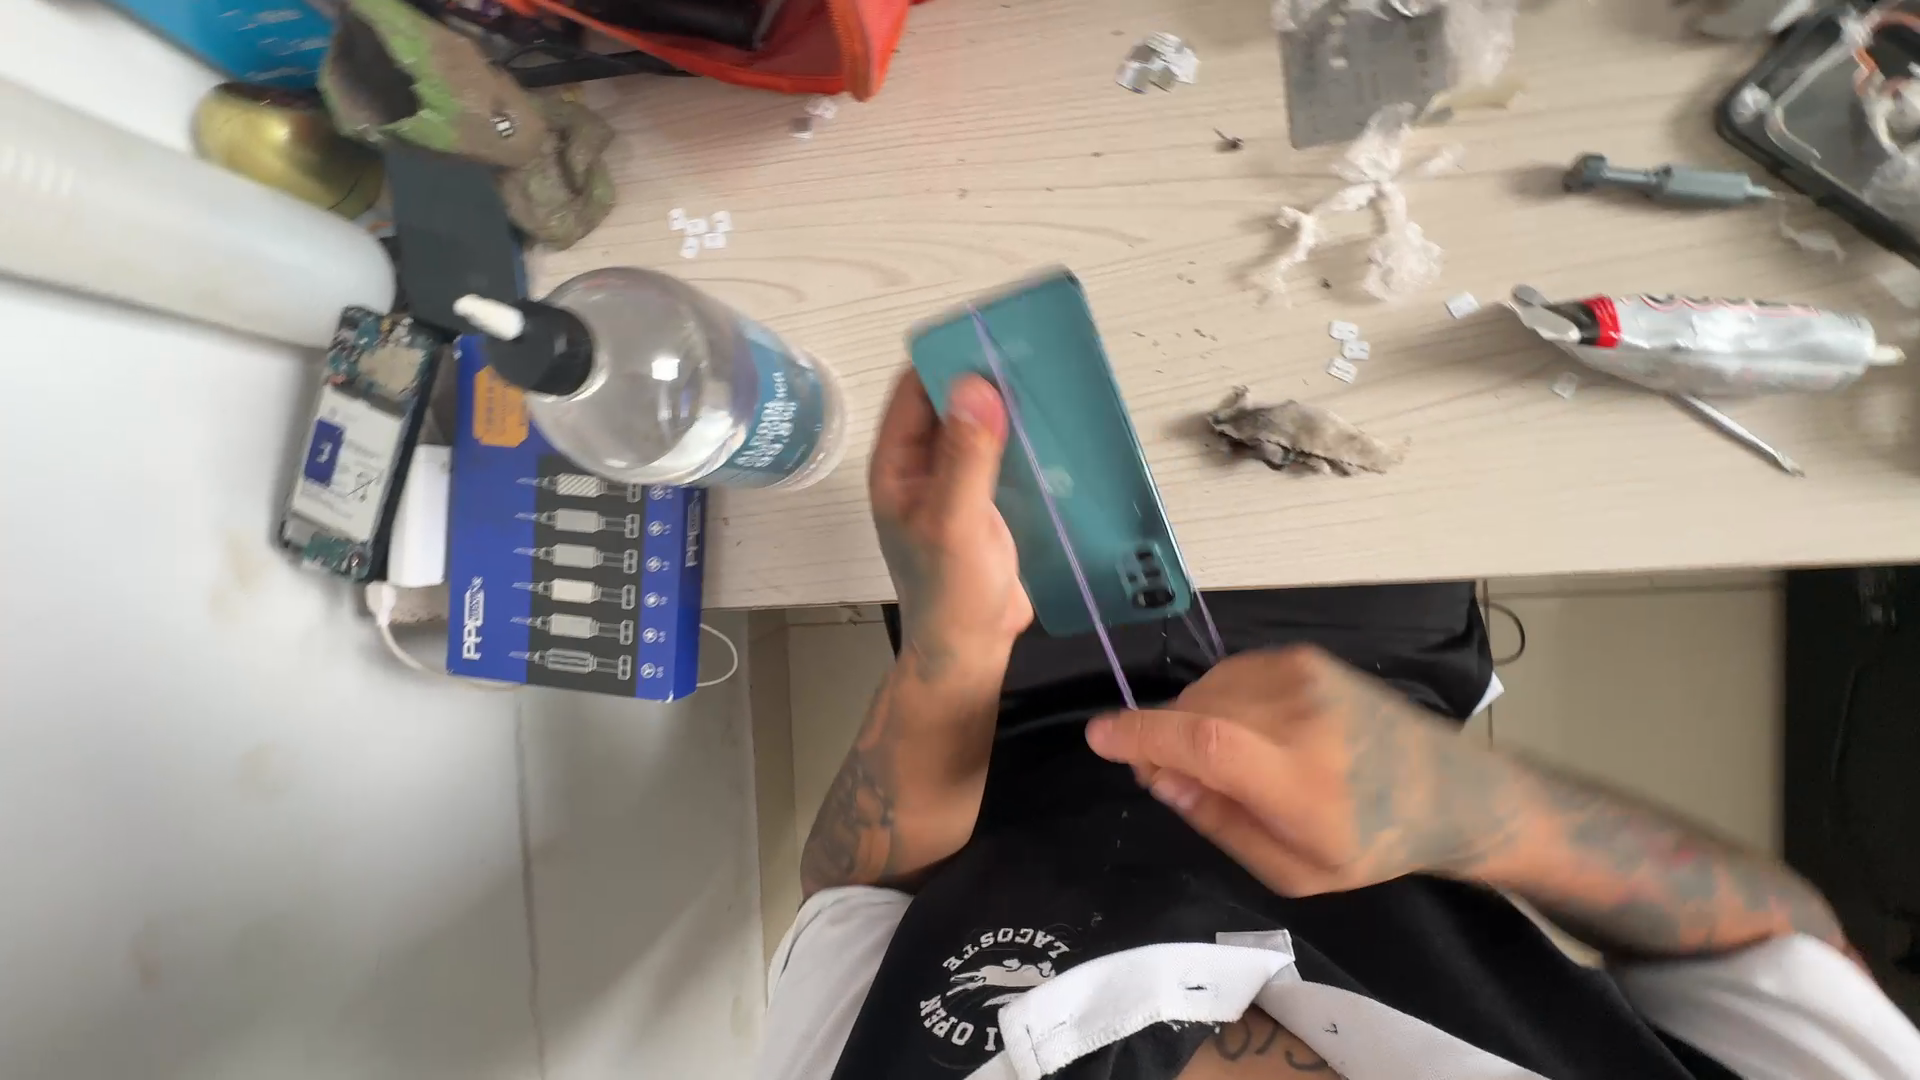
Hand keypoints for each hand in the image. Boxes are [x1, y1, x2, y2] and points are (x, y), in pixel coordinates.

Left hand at [870, 370, 1032, 670]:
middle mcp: (924, 467)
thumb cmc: (951, 592)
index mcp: (899, 465)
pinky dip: (1026, 442)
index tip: (992, 338)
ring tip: (1052, 383)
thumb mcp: (954, 522)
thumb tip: (976, 386)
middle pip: (952, 404)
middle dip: (986, 380)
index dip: (947, 360)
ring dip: (1010, 410)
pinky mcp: (988, 501)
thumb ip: (965, 458)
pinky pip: (1005, 457)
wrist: (972, 647)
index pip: (915, 391)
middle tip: (1035, 356)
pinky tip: (1057, 430)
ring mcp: (957, 483)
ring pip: (982, 428)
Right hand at [1084, 645, 1515, 896]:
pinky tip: (1249, 726)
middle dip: (1164, 740)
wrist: (1447, 786)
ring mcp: (1300, 676)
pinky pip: (1225, 673)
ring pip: (1203, 689)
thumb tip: (1158, 775)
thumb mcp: (1290, 869)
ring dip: (1192, 720)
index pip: (1205, 743)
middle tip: (1175, 775)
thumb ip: (1217, 822)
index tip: (1099, 736)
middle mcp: (1298, 716)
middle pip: (1191, 712)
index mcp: (1299, 781)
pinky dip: (1217, 700)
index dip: (1143, 734)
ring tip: (1230, 755)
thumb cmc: (1368, 842)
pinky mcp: (1301, 656)